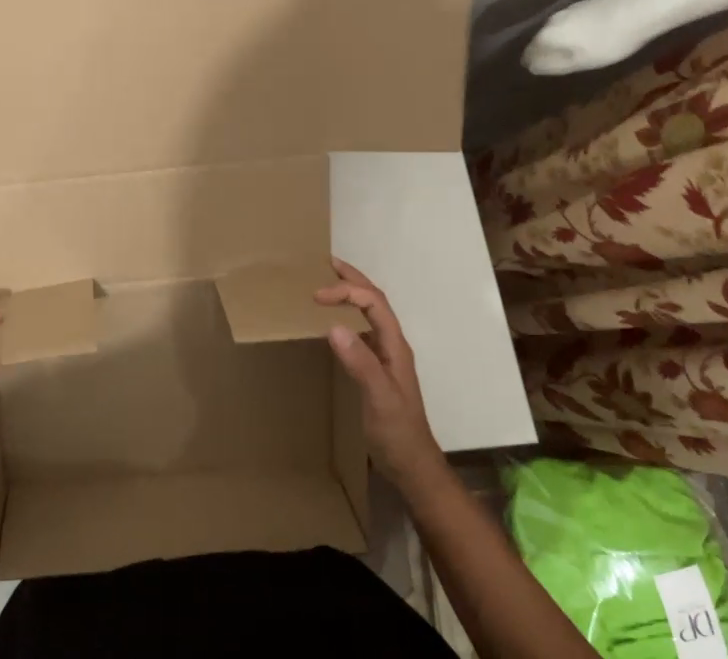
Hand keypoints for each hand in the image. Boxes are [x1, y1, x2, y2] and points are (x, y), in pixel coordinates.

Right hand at [316, 257, 444, 486]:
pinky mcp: (376, 370)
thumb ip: (361, 362)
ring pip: (369, 314)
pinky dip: (346, 317)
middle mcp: (392, 346)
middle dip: (352, 279)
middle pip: (375, 302)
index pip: (373, 303)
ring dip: (351, 294)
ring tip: (327, 283)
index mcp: (395, 346)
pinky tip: (331, 322)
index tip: (316, 295)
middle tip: (325, 262)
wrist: (411, 465)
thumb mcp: (379, 397)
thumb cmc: (397, 432)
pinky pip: (361, 331)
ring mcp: (385, 358)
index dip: (346, 291)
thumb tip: (333, 326)